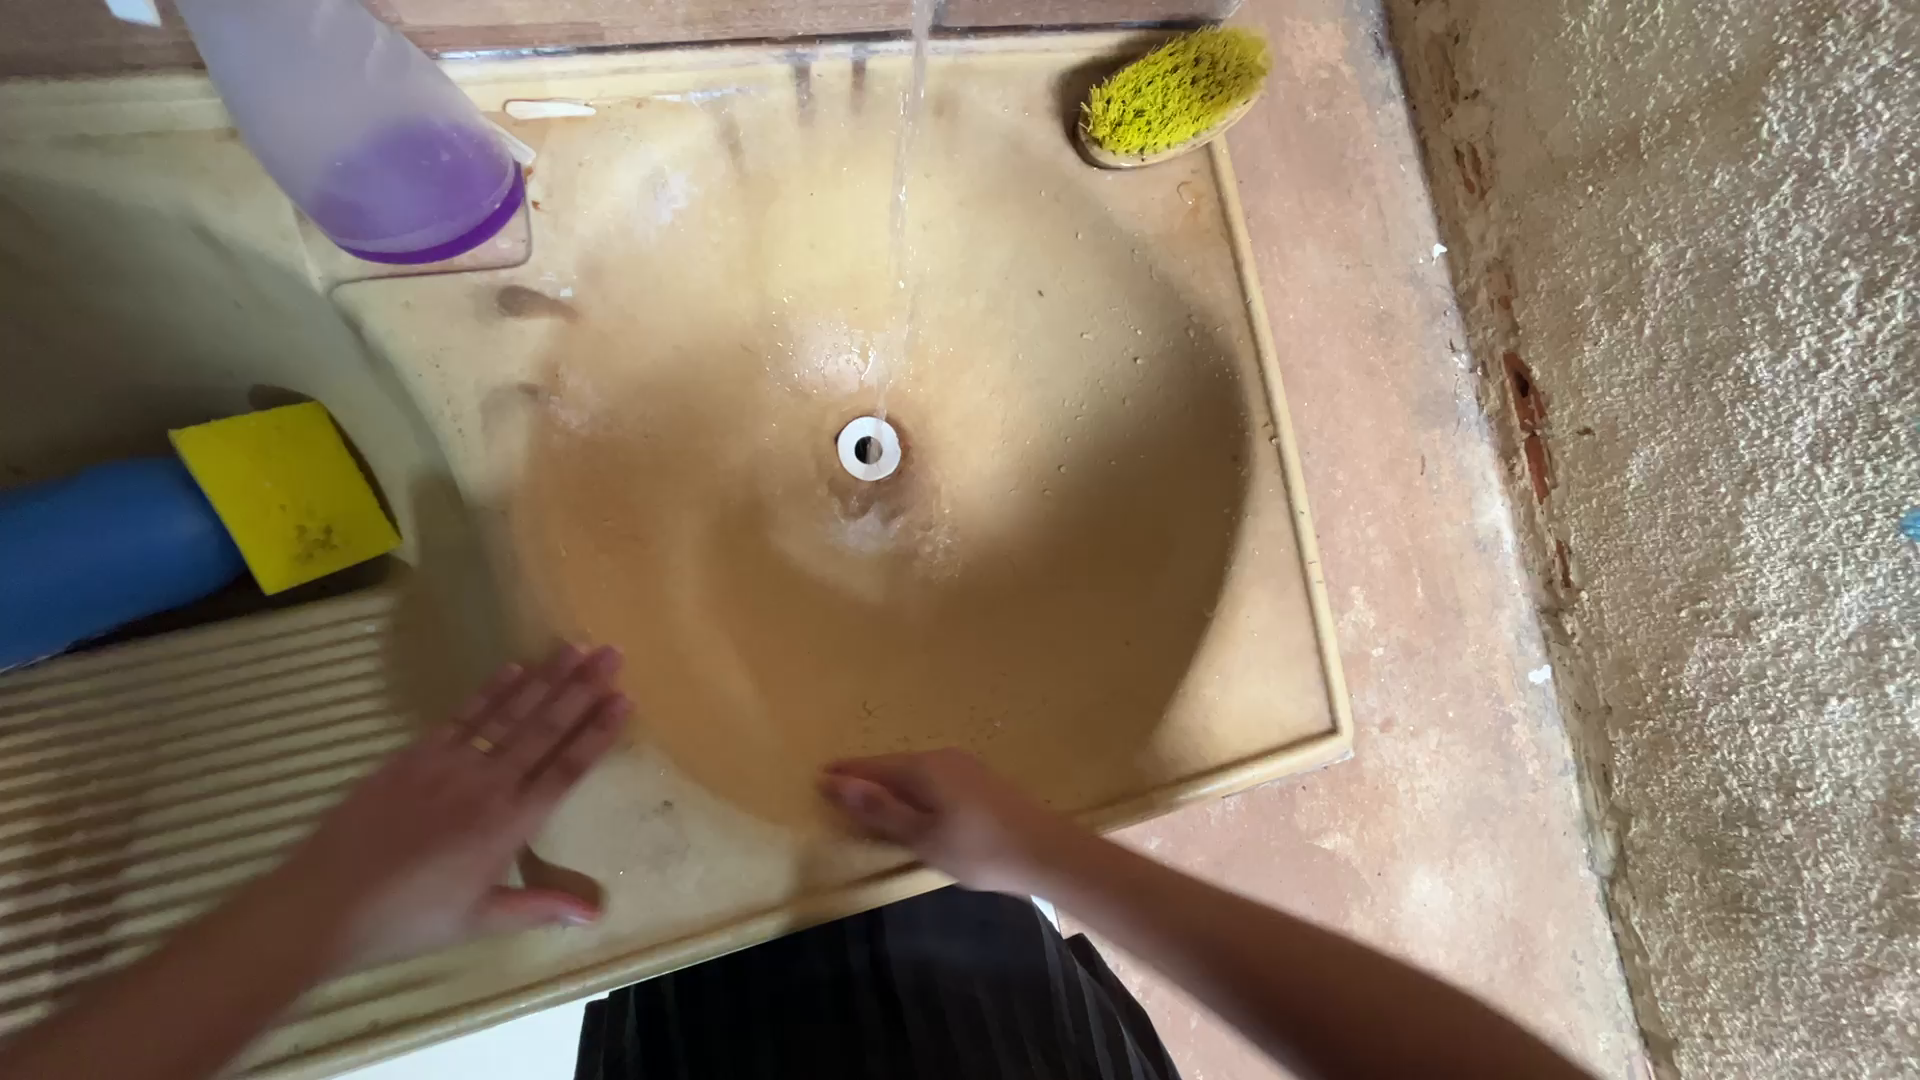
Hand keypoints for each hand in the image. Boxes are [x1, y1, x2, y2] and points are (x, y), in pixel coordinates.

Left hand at [269, 644, 629, 969]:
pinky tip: (515, 668)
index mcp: (510, 824)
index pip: (567, 768)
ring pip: (510, 713)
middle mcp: (489, 785)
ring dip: (546, 678)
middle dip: (583, 688)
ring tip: (575, 648)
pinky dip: (491, 691)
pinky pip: (463, 716)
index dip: (598, 732)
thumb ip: (539, 907)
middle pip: (546, 728)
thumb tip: (596, 914)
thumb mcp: (478, 921)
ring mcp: (450, 766)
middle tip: (612, 653)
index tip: (625, 699)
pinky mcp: (414, 757)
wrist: (318, 907)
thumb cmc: (407, 919)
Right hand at [817, 749, 1084, 892]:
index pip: (872, 767)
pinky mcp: (978, 779)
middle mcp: (941, 757)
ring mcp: (963, 765)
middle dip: (864, 775)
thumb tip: (836, 782)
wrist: (1044, 849)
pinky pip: (931, 777)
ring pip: (914, 770)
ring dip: (889, 782)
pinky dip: (912, 787)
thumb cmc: (977, 849)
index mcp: (922, 768)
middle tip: (836, 786)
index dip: (845, 774)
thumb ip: (880, 809)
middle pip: (892, 765)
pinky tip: (913, 802)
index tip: (818, 777)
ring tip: (868, 796)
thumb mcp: (921, 835)